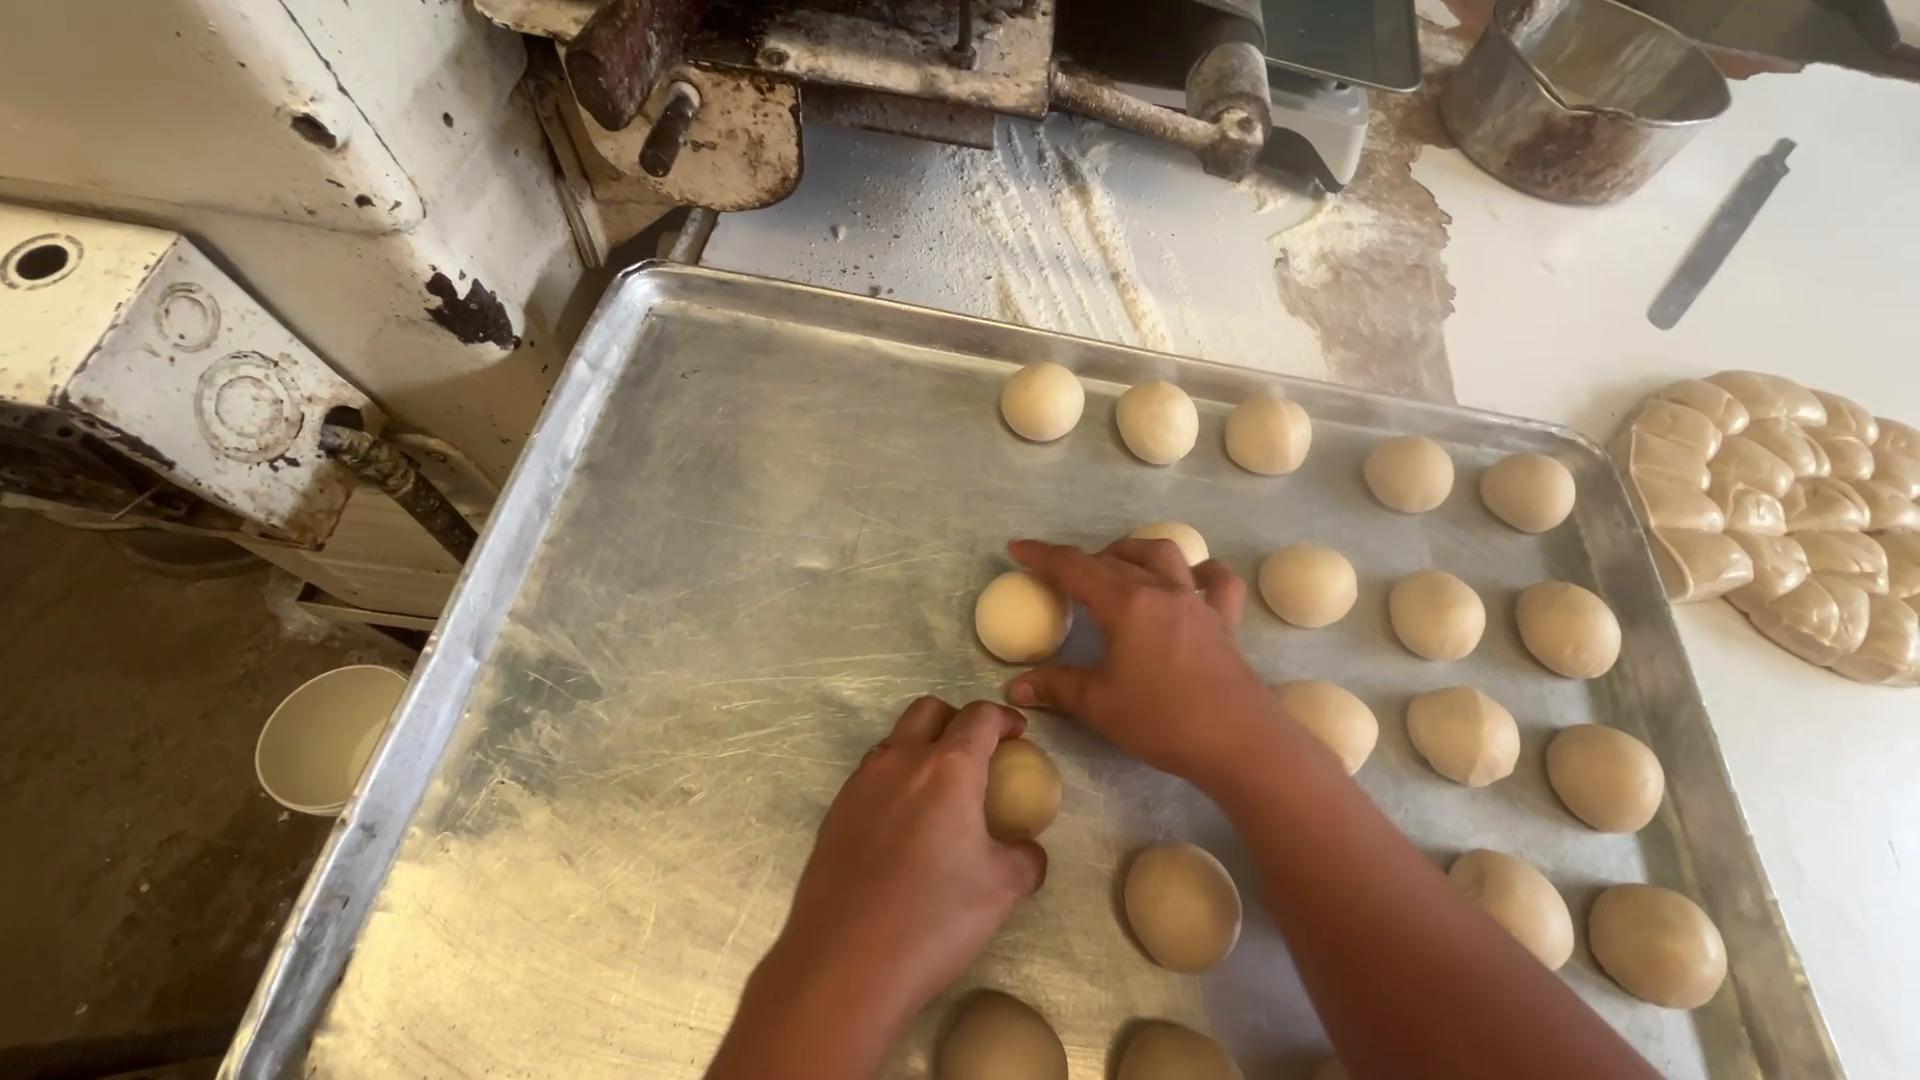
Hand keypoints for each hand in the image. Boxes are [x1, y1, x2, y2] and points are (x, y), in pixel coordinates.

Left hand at [759, 697, 1046, 1027]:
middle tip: (978, 754)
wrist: (843, 963)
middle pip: (929, 711)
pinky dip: (895, 782)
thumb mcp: (1002, 890)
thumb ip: (1025, 857)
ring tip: (940, 794)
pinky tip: (904, 829)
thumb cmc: (933, 920)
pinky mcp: (835, 812)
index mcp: (947, 768)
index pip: (979, 716)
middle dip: (958, 720)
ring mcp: (860, 784)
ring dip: (922, 748)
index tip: (1017, 735)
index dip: (1003, 718)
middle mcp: (900, 760)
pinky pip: (872, 777)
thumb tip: (1025, 849)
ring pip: (895, 741)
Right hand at [1004, 538, 1276, 784]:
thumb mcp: (1099, 706)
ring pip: (1163, 554)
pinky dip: (1201, 571)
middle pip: (1114, 559)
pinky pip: (1217, 582)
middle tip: (1058, 576)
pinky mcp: (1224, 622)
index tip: (1017, 548)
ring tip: (1115, 563)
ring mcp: (1197, 603)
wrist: (1240, 743)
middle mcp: (1161, 591)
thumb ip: (1057, 688)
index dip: (1042, 555)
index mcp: (1126, 604)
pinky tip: (1192, 578)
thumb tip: (1016, 687)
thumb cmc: (1164, 721)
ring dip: (1133, 550)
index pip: (1074, 567)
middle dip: (1080, 560)